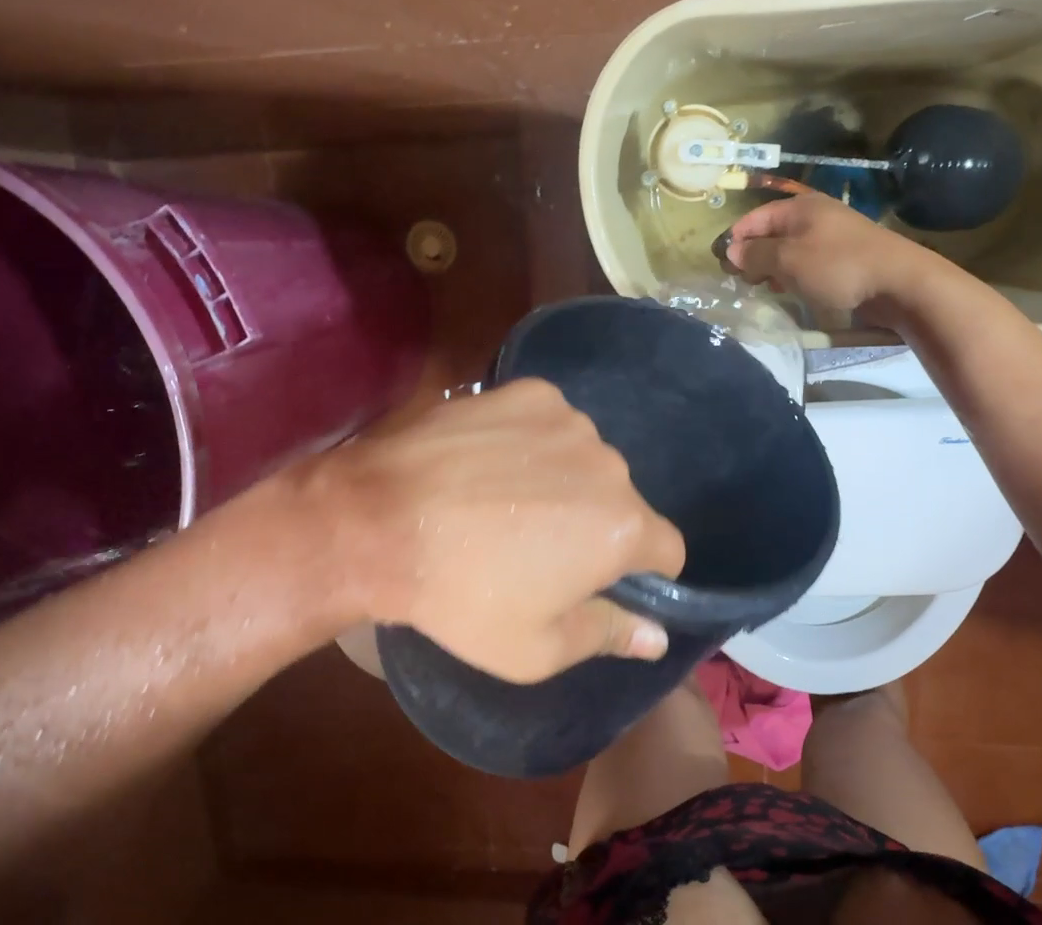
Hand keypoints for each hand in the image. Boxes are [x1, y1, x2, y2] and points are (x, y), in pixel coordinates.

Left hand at [305, 379, 684, 682]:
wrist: (375, 521)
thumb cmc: (460, 596)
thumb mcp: (534, 648)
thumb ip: (607, 635)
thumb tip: (657, 636)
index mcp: (621, 527)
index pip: (666, 548)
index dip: (641, 571)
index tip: (596, 581)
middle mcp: (609, 464)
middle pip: (621, 500)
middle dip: (593, 522)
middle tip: (534, 546)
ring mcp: (567, 420)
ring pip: (585, 458)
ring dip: (562, 478)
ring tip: (503, 499)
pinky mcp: (528, 392)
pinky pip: (550, 422)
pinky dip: (531, 440)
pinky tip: (487, 461)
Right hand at [724, 192, 944, 319]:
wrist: (900, 284)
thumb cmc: (838, 266)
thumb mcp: (788, 260)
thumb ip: (756, 255)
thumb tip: (731, 252)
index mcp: (801, 208)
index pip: (755, 217)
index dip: (735, 237)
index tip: (721, 262)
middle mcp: (816, 217)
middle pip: (772, 233)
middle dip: (753, 255)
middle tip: (741, 281)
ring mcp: (833, 239)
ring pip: (790, 251)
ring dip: (773, 269)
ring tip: (763, 290)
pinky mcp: (846, 261)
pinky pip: (809, 265)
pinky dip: (794, 276)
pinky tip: (792, 293)